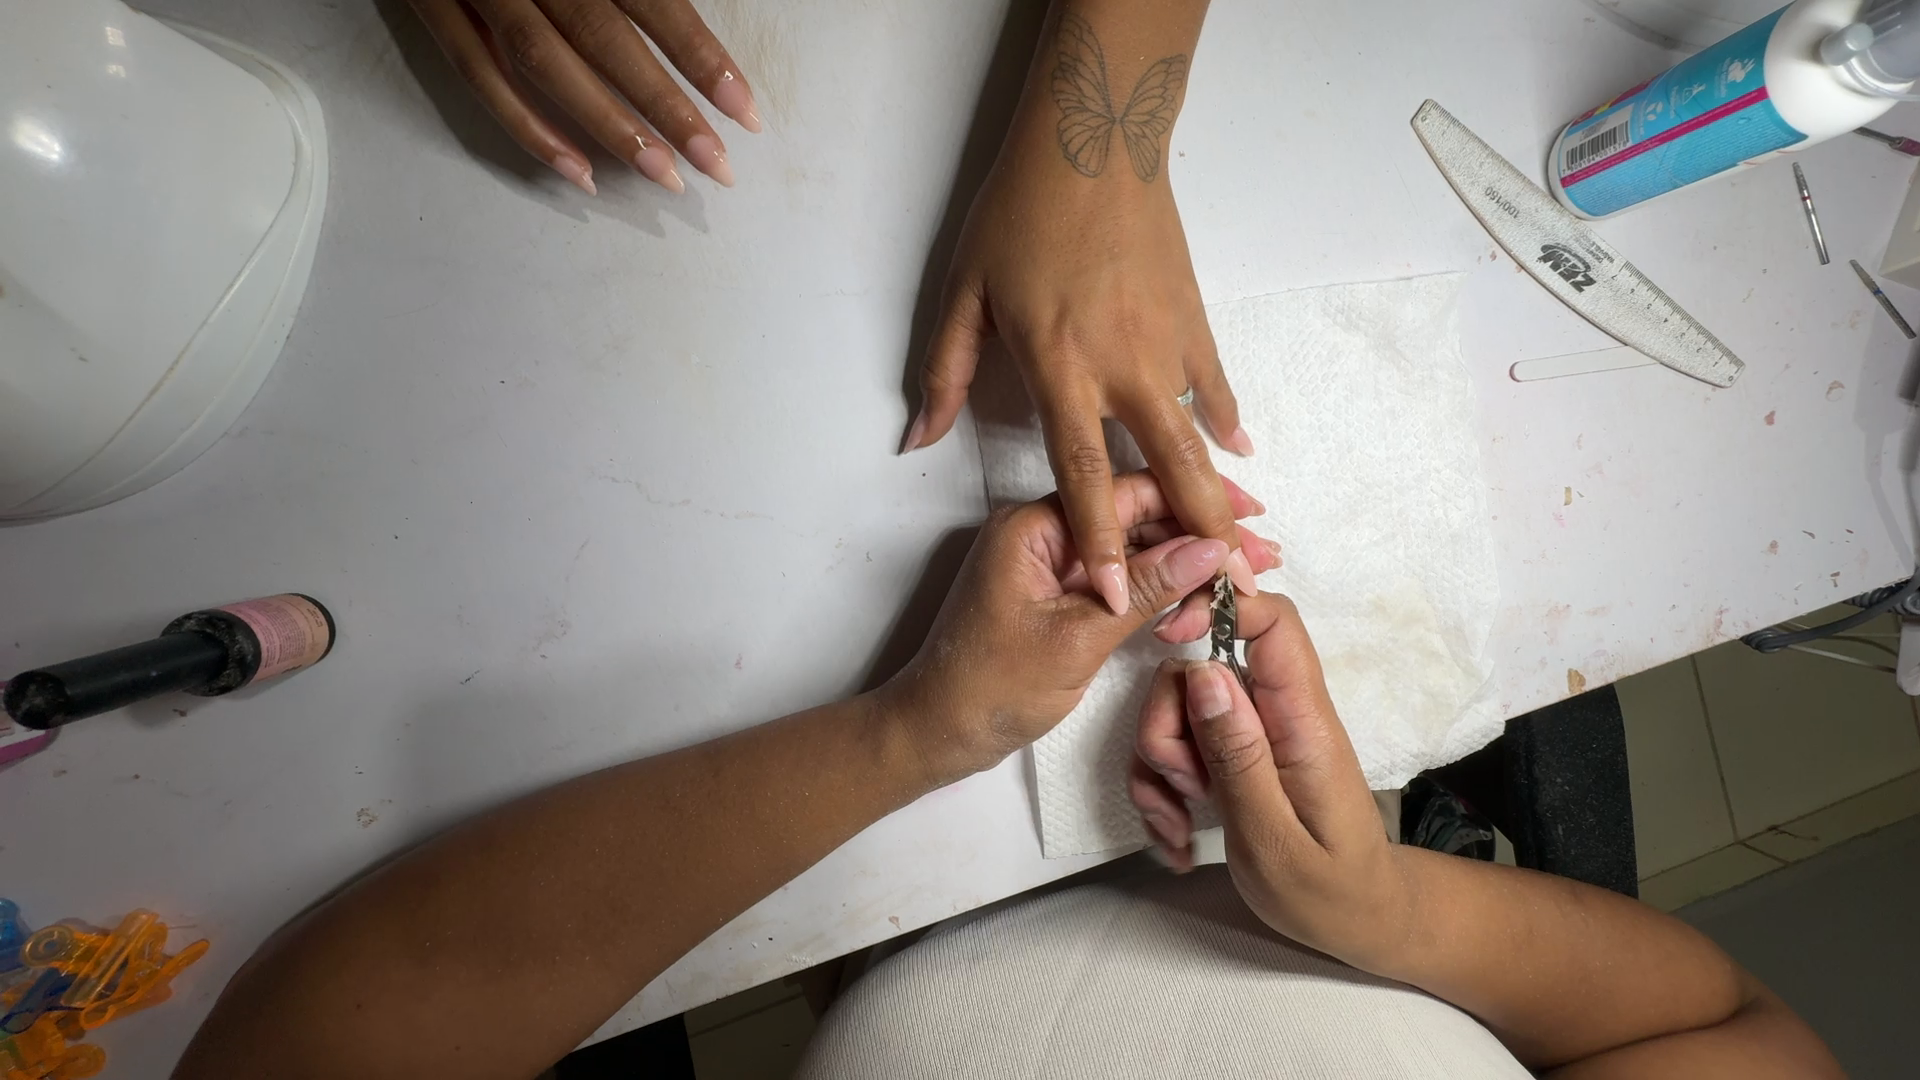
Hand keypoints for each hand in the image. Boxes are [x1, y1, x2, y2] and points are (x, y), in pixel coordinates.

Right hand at [406, 0, 760, 193]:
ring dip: (611, 128)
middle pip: (605, 38)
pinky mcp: (426, 0)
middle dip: (668, 108)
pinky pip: (478, 75)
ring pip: (547, 63)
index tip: (745, 114)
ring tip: (666, 179)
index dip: (701, 58)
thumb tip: (682, 23)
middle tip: (716, 167)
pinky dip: (529, 129)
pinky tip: (581, 176)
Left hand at [882, 472, 1280, 784]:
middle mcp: (1042, 530)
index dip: (1193, 507)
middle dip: (1197, 536)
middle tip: (1265, 554)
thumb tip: (1212, 549)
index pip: (1126, 494)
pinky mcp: (1055, 590)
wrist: (940, 730)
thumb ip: (1145, 588)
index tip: (1251, 521)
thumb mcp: (1077, 637)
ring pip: (1128, 548)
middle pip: (1132, 518)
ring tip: (1247, 574)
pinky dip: (1154, 586)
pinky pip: (1113, 576)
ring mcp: (1049, 561)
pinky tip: (1198, 593)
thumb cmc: (995, 687)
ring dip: (1183, 562)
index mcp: (1034, 525)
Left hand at [906, 23, 1252, 617]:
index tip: (1117, 595)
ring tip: (1243, 533)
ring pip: (1198, 434)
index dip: (1100, 541)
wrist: (1094, 138)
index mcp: (1059, 370)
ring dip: (1221, 487)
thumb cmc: (1021, 215)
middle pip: (1164, 466)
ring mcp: (1166, 345)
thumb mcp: (963, 294)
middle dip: (1194, 530)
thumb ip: (942, 376)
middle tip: (1220, 581)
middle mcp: (1120, 369)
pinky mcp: (1194, 319)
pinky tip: (1239, 447)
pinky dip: (1226, 417)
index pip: (1081, 475)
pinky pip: (1213, 383)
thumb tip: (916, 440)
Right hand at [1128, 594, 1414, 972]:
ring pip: (1171, 712)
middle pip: (1193, 672)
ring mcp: (1243, 733)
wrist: (1357, 925)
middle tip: (1188, 789)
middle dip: (1165, 727)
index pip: (1272, 622)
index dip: (1217, 606)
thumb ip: (1239, 755)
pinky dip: (1160, 792)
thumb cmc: (1330, 891)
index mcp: (1301, 719)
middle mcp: (1270, 712)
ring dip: (1160, 769)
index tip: (1169, 633)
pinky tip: (1178, 837)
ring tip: (1185, 824)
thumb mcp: (1276, 839)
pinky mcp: (1222, 756)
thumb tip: (1203, 673)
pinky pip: (1169, 751)